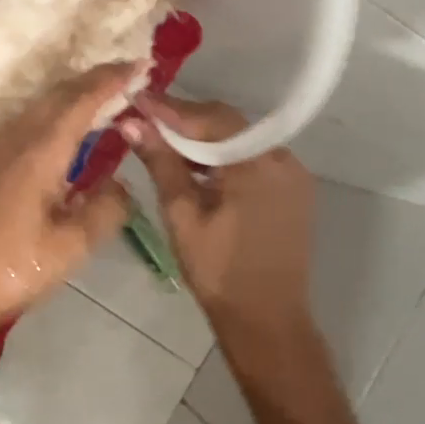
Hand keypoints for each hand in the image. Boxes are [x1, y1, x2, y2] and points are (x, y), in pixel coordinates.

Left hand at [0, 63, 140, 339]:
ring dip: (74, 93)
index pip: (81, 101)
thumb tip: (122, 183)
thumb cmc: (14, 268)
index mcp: (40, 152)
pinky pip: (30, 119)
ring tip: (107, 95)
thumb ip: (105, 208)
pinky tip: (69, 127)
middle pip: (59, 95)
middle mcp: (17, 139)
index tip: (141, 65)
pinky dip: (56, 111)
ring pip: (41, 105)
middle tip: (130, 75)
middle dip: (95, 80)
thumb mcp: (72, 246)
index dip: (111, 80)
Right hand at [125, 95, 317, 334]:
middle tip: (145, 119)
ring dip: (203, 139)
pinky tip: (193, 167)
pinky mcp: (291, 193)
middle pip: (229, 125)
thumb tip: (132, 124)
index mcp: (259, 166)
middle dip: (186, 120)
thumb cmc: (219, 272)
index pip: (212, 119)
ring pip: (239, 141)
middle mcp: (283, 162)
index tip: (136, 100)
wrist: (267, 323)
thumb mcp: (182, 215)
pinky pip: (251, 160)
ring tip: (162, 142)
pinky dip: (221, 158)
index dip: (171, 109)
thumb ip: (161, 163)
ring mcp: (291, 177)